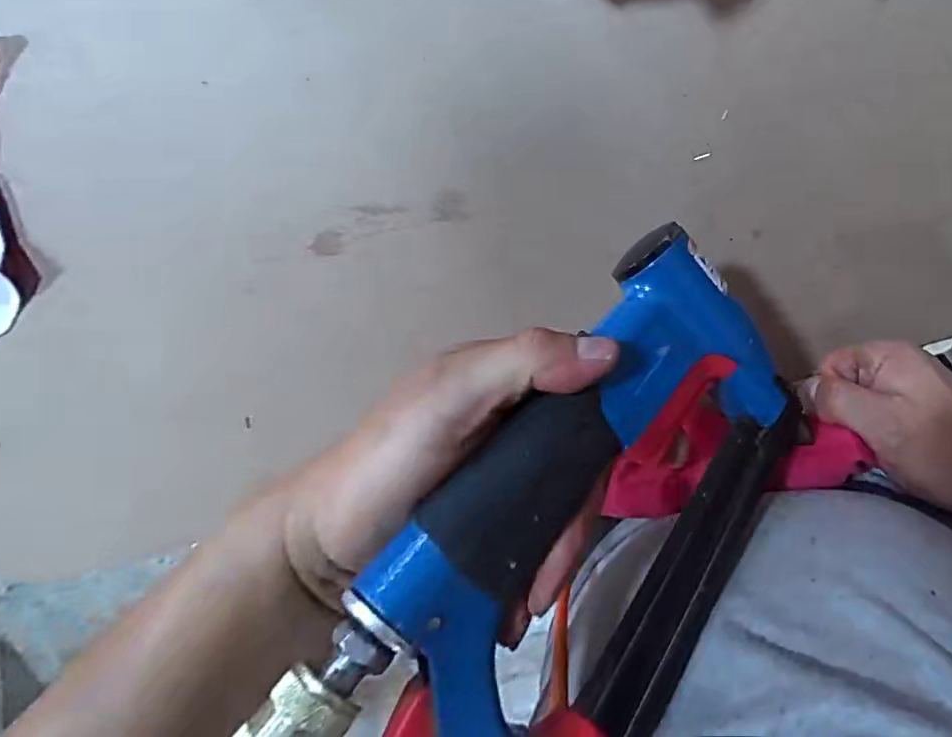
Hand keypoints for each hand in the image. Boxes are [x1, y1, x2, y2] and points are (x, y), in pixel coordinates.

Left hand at [273, 329, 618, 634]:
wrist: (323, 558)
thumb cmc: (388, 457)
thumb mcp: (452, 391)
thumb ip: (526, 360)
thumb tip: (612, 351)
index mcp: (514, 379)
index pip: (589, 378)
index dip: (618, 403)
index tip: (628, 443)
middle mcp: (523, 424)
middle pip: (588, 454)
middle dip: (581, 507)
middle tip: (560, 553)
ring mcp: (515, 477)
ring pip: (570, 503)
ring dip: (562, 550)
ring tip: (532, 595)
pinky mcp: (505, 524)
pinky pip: (546, 540)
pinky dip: (544, 570)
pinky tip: (522, 601)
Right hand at [801, 341, 951, 518]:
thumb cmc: (944, 453)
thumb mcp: (883, 425)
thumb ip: (838, 400)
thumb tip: (803, 388)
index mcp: (888, 355)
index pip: (830, 367)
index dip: (825, 400)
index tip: (834, 433)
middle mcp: (898, 364)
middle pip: (845, 386)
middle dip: (844, 418)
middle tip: (856, 450)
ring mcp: (912, 388)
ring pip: (862, 406)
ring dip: (862, 433)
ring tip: (876, 457)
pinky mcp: (921, 412)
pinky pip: (883, 418)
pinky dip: (880, 439)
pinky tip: (893, 458)